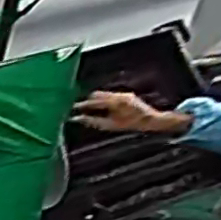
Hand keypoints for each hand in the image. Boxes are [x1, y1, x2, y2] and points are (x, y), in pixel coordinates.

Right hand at [71, 91, 192, 134]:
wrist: (149, 119)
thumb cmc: (128, 124)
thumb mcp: (108, 124)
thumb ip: (91, 121)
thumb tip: (76, 119)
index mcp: (114, 102)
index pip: (94, 102)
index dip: (82, 105)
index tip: (71, 109)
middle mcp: (119, 95)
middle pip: (98, 95)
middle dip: (87, 101)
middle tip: (76, 108)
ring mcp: (123, 94)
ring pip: (103, 94)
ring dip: (93, 100)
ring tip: (84, 108)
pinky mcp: (125, 96)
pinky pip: (109, 96)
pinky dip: (101, 100)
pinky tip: (97, 107)